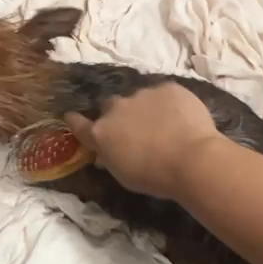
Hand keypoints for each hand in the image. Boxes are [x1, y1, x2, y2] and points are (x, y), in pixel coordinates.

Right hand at [65, 83, 226, 200]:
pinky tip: (181, 117)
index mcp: (101, 133)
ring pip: (139, 99)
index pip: (79, 124)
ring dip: (145, 108)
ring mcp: (141, 95)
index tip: (71, 116)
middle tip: (134, 129)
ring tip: (164, 124)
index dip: (75, 121)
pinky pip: (163, 93)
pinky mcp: (167, 87)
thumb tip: (104, 154)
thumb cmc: (154, 176)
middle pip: (111, 107)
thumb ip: (110, 158)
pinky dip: (169, 103)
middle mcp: (115, 109)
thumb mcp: (123, 174)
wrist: (191, 159)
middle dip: (118, 116)